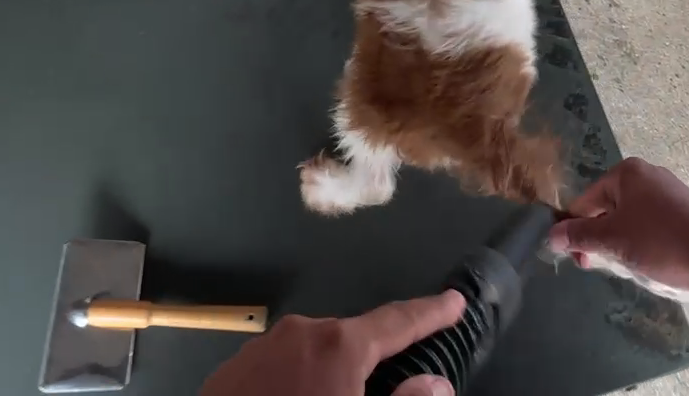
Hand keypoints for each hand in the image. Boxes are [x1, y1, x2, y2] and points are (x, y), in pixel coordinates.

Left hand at [198, 290, 465, 395]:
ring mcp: (264, 346)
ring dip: (330, 377)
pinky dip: (296, 385)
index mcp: (339, 345)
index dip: (431, 313)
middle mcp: (303, 331)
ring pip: (314, 355)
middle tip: (385, 388)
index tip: (455, 300)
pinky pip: (280, 369)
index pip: (398, 320)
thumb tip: (436, 384)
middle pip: (354, 341)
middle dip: (373, 361)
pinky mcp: (233, 369)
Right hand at [549, 157, 688, 294]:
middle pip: (610, 208)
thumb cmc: (660, 243)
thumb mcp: (613, 241)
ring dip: (624, 244)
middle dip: (603, 239)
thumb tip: (551, 235)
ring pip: (632, 220)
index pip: (587, 200)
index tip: (577, 258)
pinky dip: (648, 244)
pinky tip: (655, 264)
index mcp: (627, 172)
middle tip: (602, 266)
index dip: (577, 229)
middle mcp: (648, 175)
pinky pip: (655, 226)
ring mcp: (671, 193)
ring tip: (632, 268)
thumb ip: (579, 236)